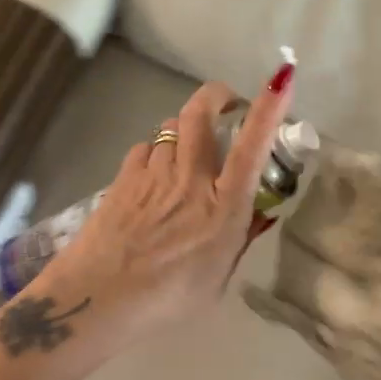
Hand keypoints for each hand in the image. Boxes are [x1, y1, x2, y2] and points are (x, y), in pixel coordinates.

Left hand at [43, 73, 294, 330]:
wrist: (99, 297)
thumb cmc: (166, 301)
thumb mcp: (216, 282)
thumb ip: (235, 243)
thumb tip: (253, 216)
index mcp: (223, 208)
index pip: (252, 147)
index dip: (268, 108)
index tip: (281, 78)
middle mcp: (189, 180)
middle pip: (200, 114)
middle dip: (215, 96)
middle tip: (226, 105)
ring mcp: (152, 174)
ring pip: (171, 127)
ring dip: (185, 129)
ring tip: (189, 149)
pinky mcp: (122, 178)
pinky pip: (145, 148)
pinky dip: (156, 151)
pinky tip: (155, 173)